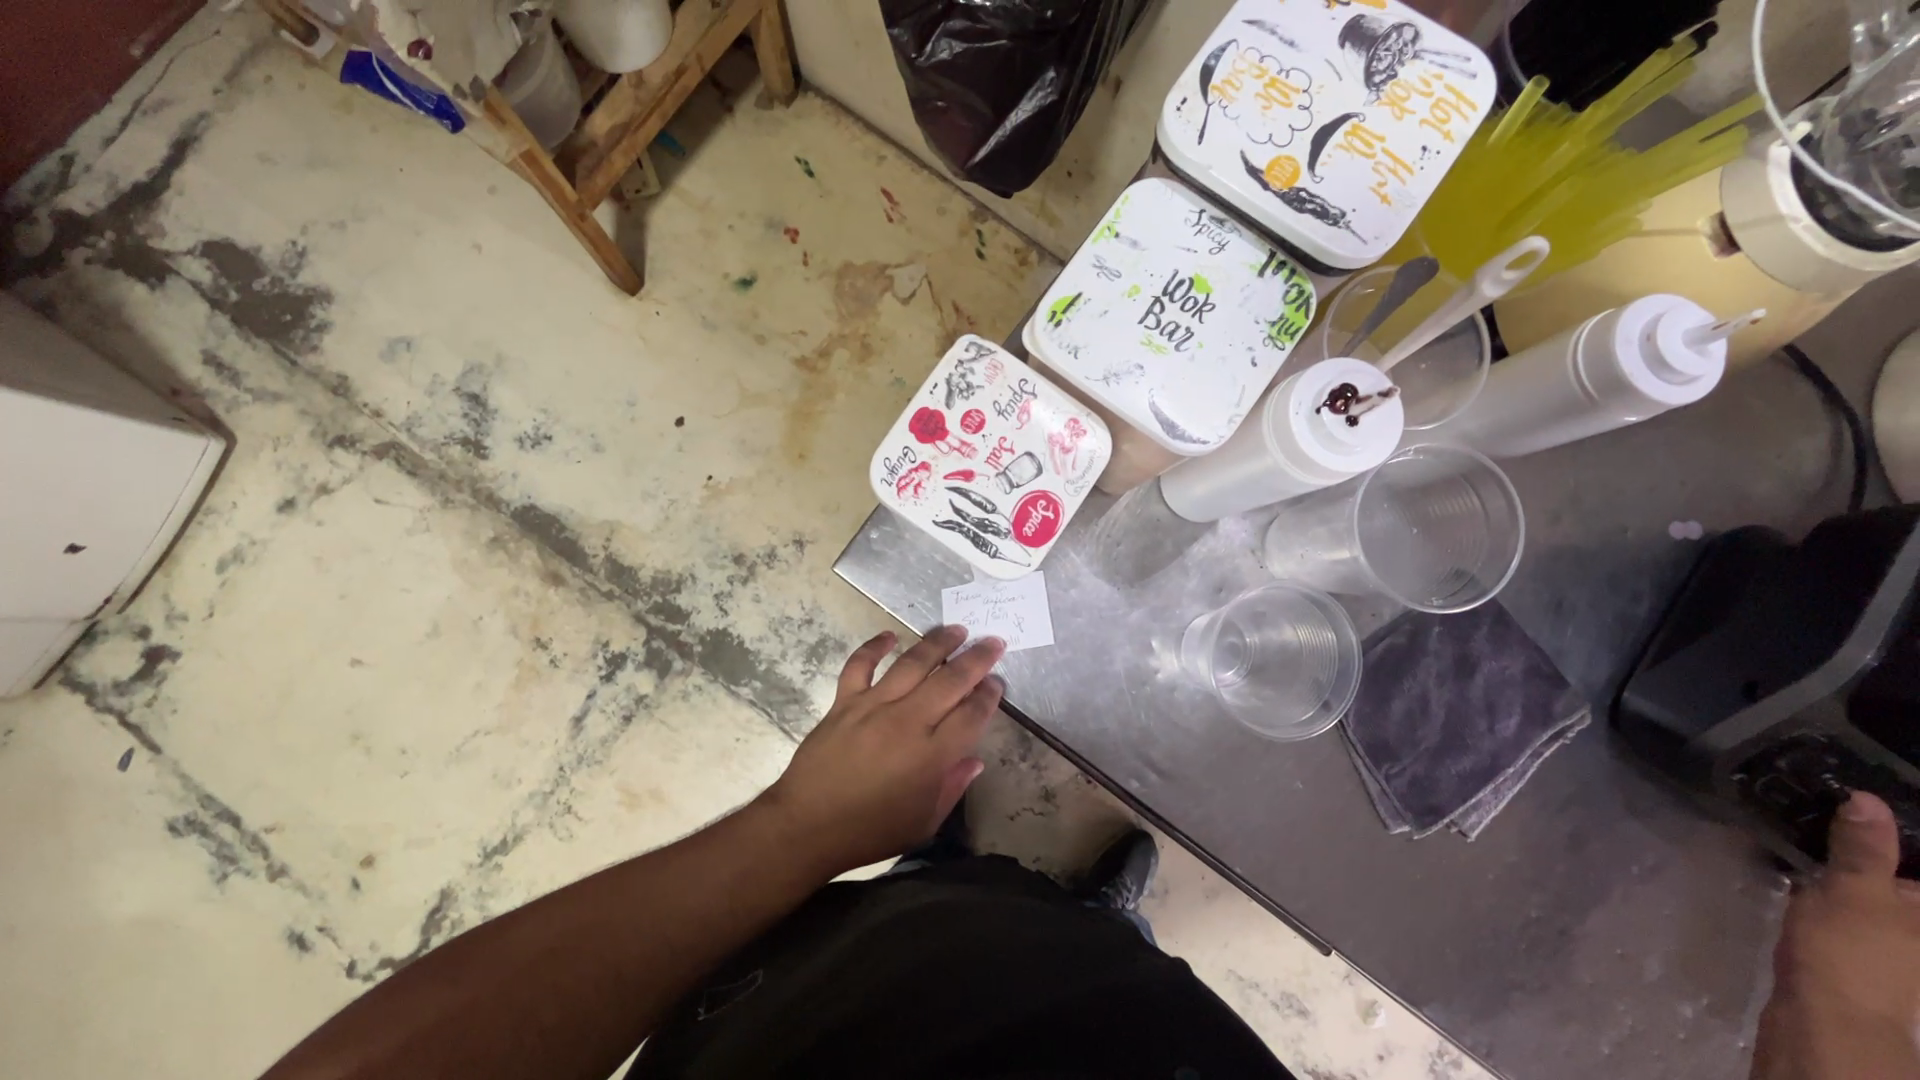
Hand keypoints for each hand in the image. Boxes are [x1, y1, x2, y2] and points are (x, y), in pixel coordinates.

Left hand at [752, 626, 1004, 878]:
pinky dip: (874, 646)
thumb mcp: (922, 823)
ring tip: (956, 630)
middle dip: (977, 659)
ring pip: (912, 664)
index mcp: (931, 756)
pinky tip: (889, 635)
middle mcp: (907, 722)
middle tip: (993, 642)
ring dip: (937, 643)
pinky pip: (859, 665)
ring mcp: (873, 707)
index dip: (989, 696)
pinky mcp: (844, 703)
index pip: (971, 715)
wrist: (806, 826)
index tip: (998, 683)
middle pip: (950, 681)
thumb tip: (974, 760)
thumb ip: (952, 788)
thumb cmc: (869, 832)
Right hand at [1753, 792, 1919, 1078]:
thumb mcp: (1852, 892)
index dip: (1901, 822)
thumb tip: (1866, 797)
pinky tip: (1807, 867)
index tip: (1861, 793)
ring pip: (1879, 882)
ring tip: (1814, 824)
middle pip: (1903, 868)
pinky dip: (1836, 878)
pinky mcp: (1866, 944)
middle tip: (1833, 800)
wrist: (1826, 1017)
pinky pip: (1858, 897)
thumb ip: (1862, 847)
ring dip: (1851, 856)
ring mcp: (1900, 937)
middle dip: (1873, 837)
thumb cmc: (1850, 952)